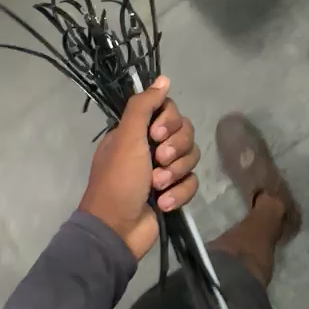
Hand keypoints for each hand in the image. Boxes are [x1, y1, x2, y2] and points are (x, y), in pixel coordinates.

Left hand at [78, 76, 199, 258]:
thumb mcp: (126, 138)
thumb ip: (144, 106)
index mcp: (137, 131)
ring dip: (176, 173)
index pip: (170, 111)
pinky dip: (179, 193)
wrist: (117, 229)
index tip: (156, 135)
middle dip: (176, 149)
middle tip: (159, 161)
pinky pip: (192, 183)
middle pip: (185, 133)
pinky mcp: (174, 192)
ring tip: (158, 187)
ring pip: (191, 158)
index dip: (170, 122)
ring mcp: (164, 170)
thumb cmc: (118, 180)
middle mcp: (151, 147)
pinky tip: (164, 203)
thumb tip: (163, 79)